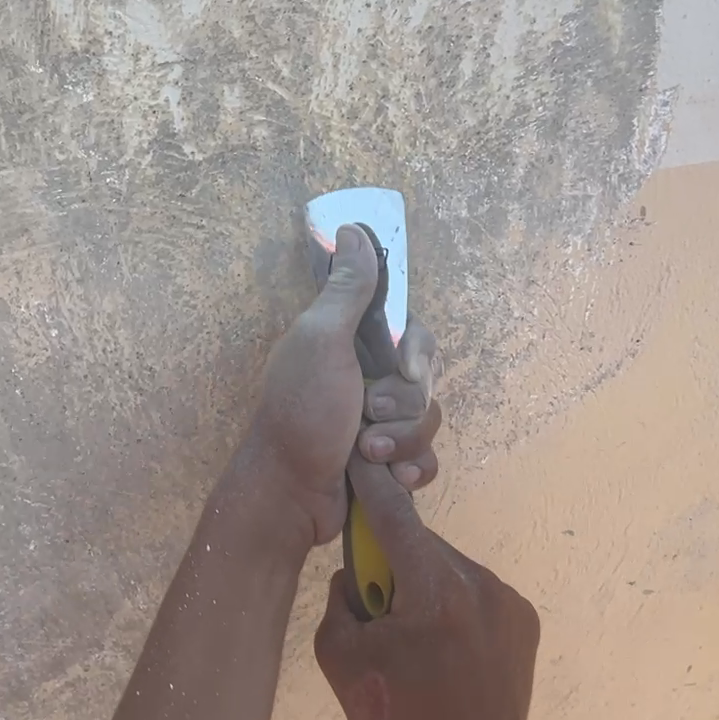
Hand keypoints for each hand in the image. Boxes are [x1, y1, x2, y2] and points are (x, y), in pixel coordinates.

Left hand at [242, 224, 442, 546]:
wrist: (290, 493)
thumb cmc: (303, 409)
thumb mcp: (323, 340)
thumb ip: (347, 289)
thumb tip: (352, 226)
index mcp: (352, 342)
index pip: (412, 332)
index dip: (417, 351)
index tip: (405, 369)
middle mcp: (368, 377)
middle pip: (425, 379)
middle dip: (403, 405)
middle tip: (367, 416)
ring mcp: (378, 421)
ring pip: (428, 421)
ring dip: (402, 441)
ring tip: (368, 455)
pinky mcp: (388, 461)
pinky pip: (427, 459)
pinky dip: (413, 470)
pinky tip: (394, 480)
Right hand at [314, 454, 539, 719]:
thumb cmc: (392, 717)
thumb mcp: (340, 655)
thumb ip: (341, 595)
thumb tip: (358, 571)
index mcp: (433, 593)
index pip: (392, 512)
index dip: (370, 480)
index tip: (358, 452)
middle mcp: (479, 585)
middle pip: (419, 541)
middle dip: (393, 555)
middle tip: (379, 596)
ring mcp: (508, 602)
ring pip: (446, 564)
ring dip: (424, 578)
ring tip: (416, 630)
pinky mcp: (524, 620)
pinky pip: (473, 588)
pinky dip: (452, 599)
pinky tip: (446, 640)